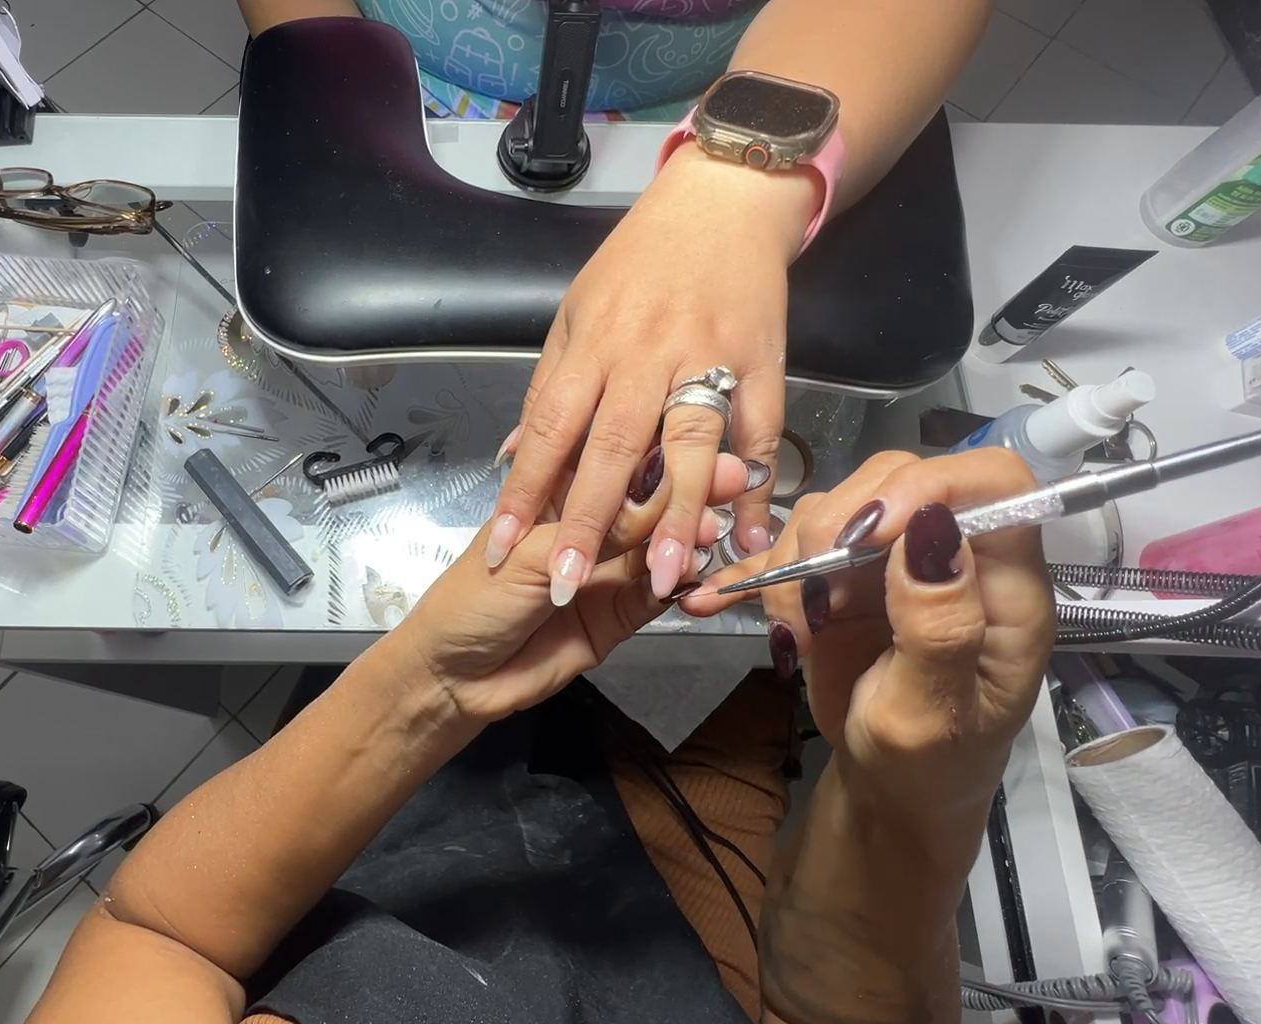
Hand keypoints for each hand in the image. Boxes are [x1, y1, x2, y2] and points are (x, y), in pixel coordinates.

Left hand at [383, 454, 756, 728]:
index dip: (656, 454)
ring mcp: (609, 571)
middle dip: (687, 490)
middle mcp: (591, 526)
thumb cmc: (474, 598)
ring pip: (662, 546)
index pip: (614, 463)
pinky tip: (701, 574)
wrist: (456, 678)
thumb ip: (599, 532)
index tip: (698, 443)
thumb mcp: (532, 555)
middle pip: (648, 503)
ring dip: (690, 537)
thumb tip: (664, 495)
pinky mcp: (622, 614)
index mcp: (558, 495)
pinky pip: (661, 595)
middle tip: (733, 480)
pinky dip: (683, 584)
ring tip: (715, 531)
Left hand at [487, 148, 821, 605]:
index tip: (496, 552)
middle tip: (564, 587)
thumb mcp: (575, 315)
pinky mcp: (764, 364)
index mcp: (592, 345)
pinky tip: (748, 537)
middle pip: (613, 448)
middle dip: (587, 522)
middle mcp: (646, 356)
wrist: (723, 199)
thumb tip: (515, 455)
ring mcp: (709, 359)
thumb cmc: (636, 265)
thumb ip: (549, 387)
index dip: (521, 494)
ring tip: (666, 579)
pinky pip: (760, 434)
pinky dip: (756, 485)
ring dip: (678, 516)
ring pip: (690, 446)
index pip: (548, 431)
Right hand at [682, 449, 1054, 815]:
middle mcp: (945, 556)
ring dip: (792, 566)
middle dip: (836, 530)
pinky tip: (711, 600)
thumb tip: (931, 532)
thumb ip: (940, 627)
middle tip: (813, 602)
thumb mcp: (935, 714)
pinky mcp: (834, 581)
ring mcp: (884, 565)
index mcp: (1001, 583)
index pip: (988, 483)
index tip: (862, 536)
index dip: (925, 486)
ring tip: (793, 633)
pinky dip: (746, 576)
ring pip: (829, 512)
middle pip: (891, 481)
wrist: (890, 787)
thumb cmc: (930, 765)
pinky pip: (784, 554)